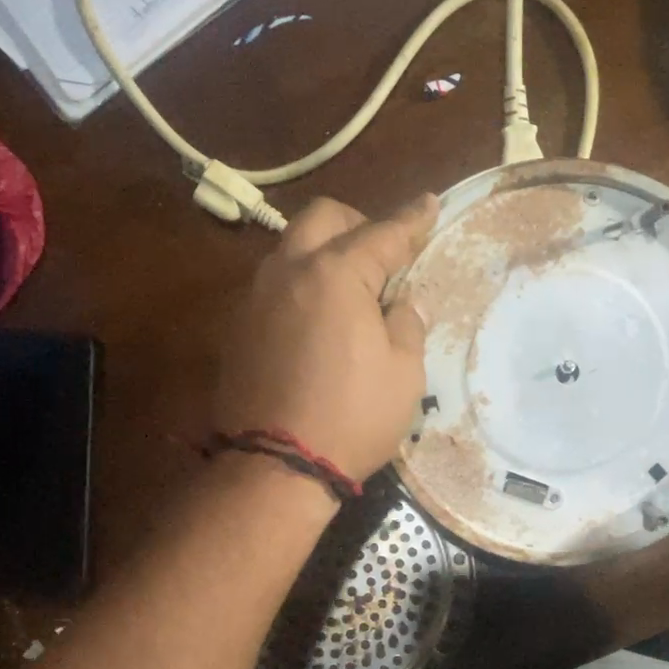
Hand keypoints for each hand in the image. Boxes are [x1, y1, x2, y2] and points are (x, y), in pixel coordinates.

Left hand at [218, 194, 439, 480]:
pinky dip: (302, 287)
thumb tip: (404, 304)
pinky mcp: (239, 328)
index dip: (411, 219)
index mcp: (335, 274)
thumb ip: (408, 325)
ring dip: (323, 254)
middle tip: (383, 256)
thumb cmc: (352, 418)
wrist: (276, 465)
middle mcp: (289, 272)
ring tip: (351, 291)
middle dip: (357, 224)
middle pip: (323, 219)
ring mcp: (256, 298)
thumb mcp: (404, 375)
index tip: (429, 203)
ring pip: (292, 249)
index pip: (382, 234)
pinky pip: (276, 286)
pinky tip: (319, 322)